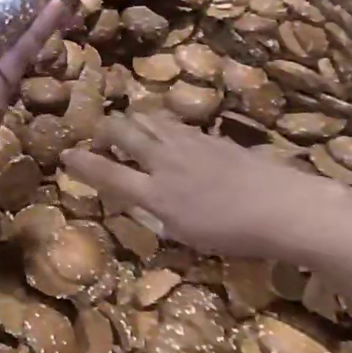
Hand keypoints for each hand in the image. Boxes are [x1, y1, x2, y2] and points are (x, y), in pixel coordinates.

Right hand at [62, 113, 351, 259]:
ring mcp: (190, 143)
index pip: (109, 174)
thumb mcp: (186, 232)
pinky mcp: (212, 138)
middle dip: (105, 131)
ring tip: (129, 131)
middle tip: (101, 140)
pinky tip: (167, 135)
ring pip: (149, 119)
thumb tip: (142, 196)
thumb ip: (157, 210)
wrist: (286, 207)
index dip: (83, 164)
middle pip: (124, 132)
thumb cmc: (235, 232)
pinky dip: (159, 125)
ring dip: (131, 122)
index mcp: (156, 192)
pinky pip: (174, 124)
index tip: (65, 155)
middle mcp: (165, 161)